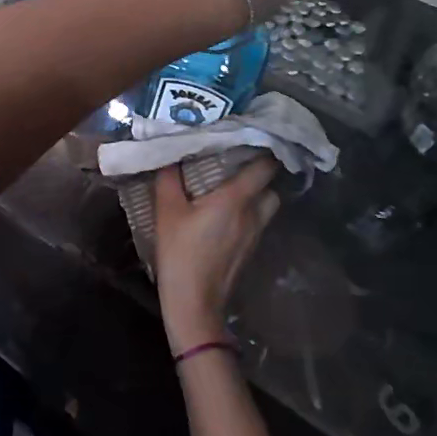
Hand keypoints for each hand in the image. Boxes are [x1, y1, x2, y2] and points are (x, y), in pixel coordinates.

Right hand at [154, 158, 281, 351]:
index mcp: (235, 199)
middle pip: (270, 187)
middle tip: (235, 162)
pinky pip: (256, 221)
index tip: (250, 135)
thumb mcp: (166, 211)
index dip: (263, 149)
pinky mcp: (250, 250)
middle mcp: (253, 214)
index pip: (264, 167)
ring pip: (265, 205)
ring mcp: (255, 234)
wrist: (194, 300)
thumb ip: (169, 179)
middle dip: (258, 173)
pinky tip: (222, 213)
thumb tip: (169, 154)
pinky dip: (246, 212)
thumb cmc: (180, 251)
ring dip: (254, 194)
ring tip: (228, 186)